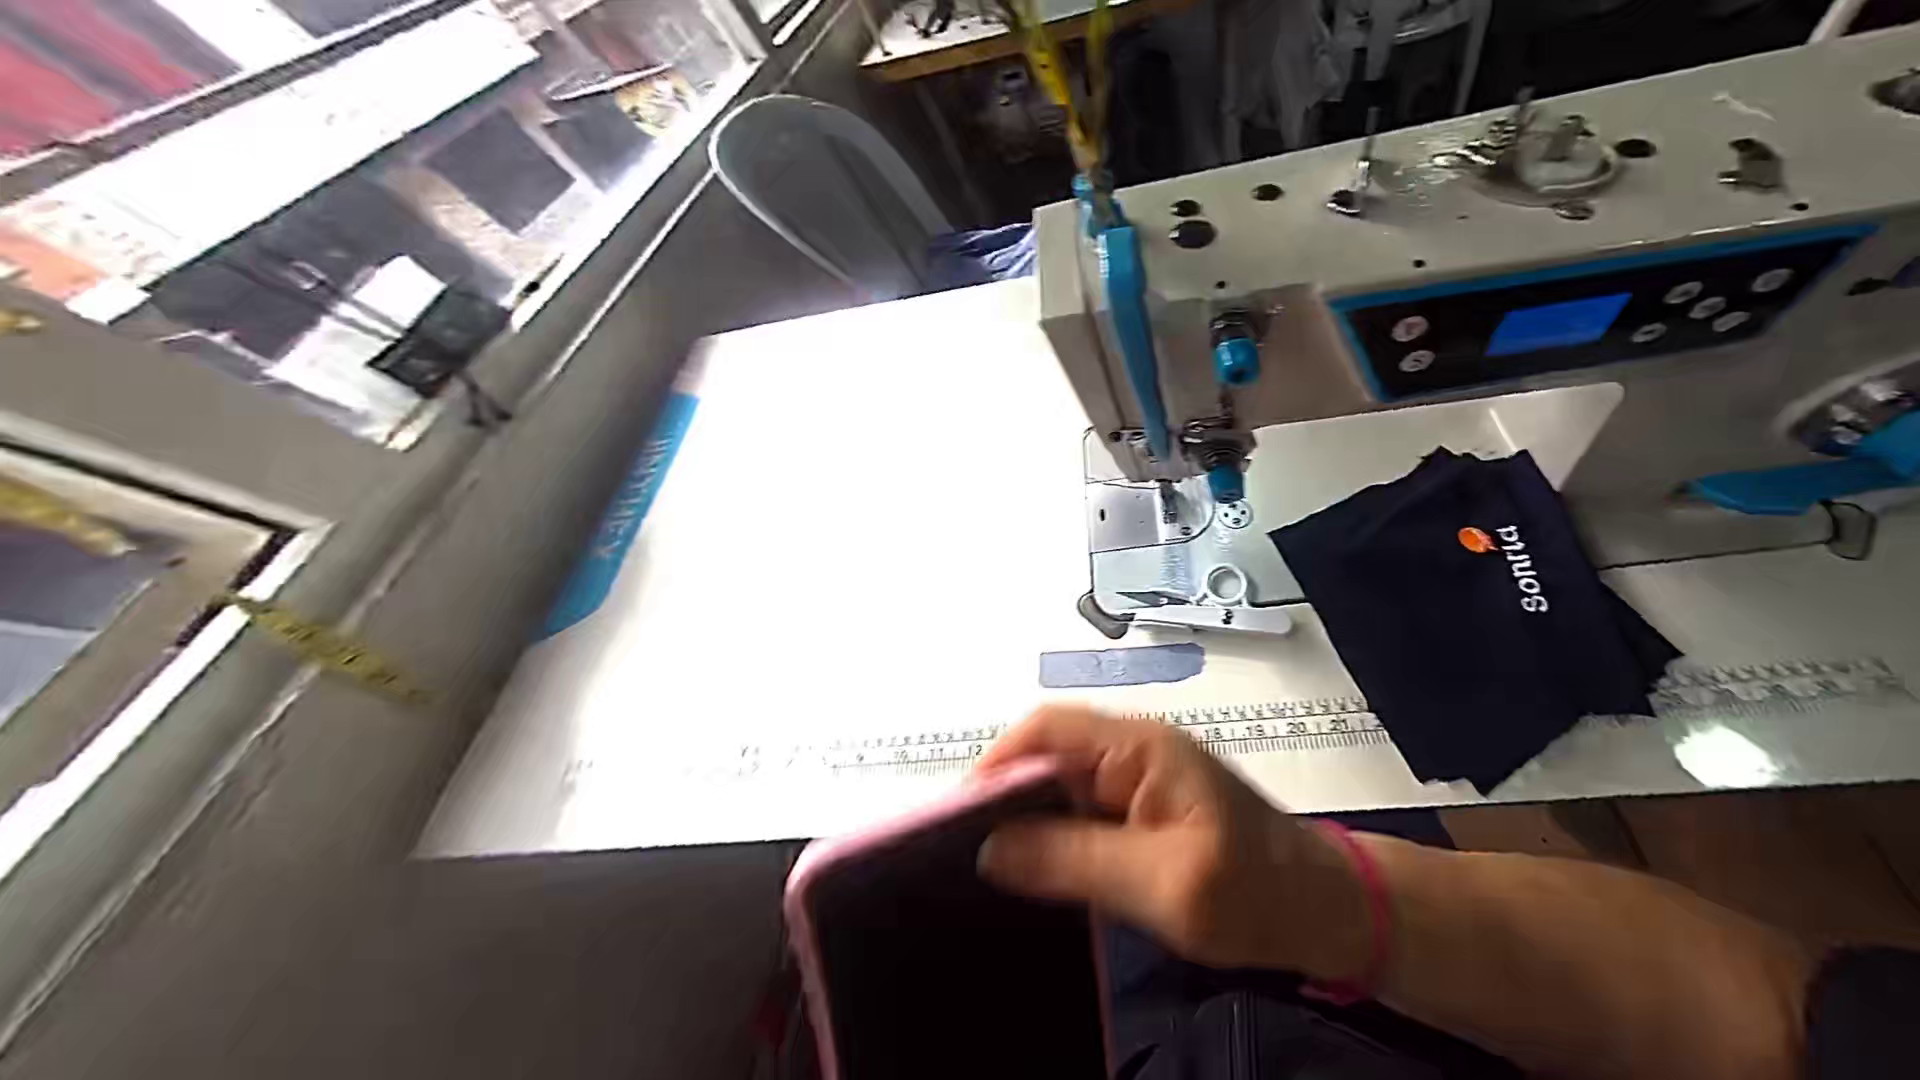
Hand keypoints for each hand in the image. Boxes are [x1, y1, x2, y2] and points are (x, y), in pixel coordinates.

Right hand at [975, 706, 1369, 979]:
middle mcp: (1132, 748)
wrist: (1325, 913)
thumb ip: (1072, 861)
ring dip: (1027, 815)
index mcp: (1139, 746)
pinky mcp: (1140, 803)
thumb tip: (990, 848)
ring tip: (989, 857)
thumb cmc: (1255, 894)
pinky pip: (1080, 806)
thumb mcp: (1161, 884)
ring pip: (1060, 780)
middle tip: (965, 842)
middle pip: (1048, 751)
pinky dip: (1052, 831)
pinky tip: (1035, 865)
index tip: (960, 811)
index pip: (1049, 728)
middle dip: (1005, 791)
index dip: (998, 761)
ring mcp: (1136, 775)